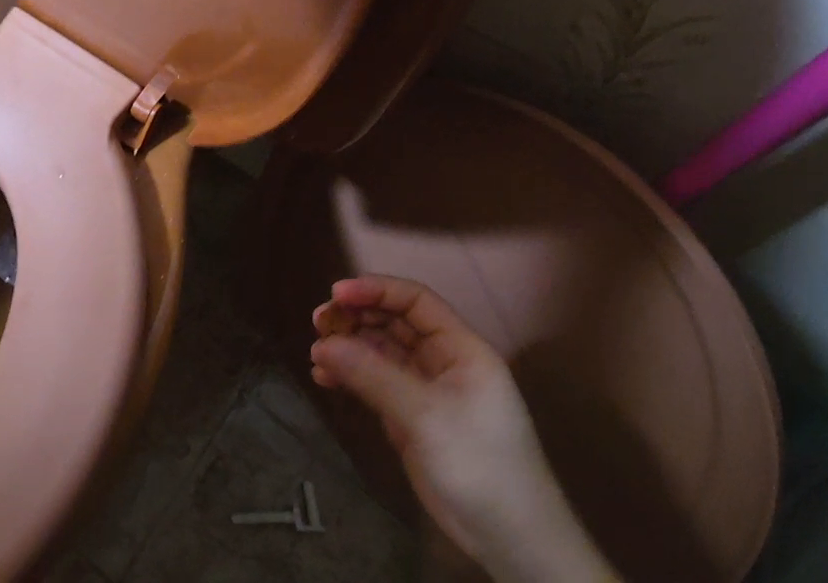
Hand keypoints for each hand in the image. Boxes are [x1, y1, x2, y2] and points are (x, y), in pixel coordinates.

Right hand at [311, 276, 617, 582]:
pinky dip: (349, 375)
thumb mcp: (425, 416)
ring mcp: (427, 390)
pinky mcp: (411, 417)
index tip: (335, 293)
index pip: (416, 301)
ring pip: (380, 351)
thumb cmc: (480, 465)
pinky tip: (325, 378)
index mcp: (461, 349)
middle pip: (394, 321)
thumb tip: (321, 345)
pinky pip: (374, 382)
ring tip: (317, 354)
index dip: (376, 289)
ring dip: (348, 346)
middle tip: (318, 323)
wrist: (510, 538)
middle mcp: (443, 362)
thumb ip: (372, 375)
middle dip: (356, 316)